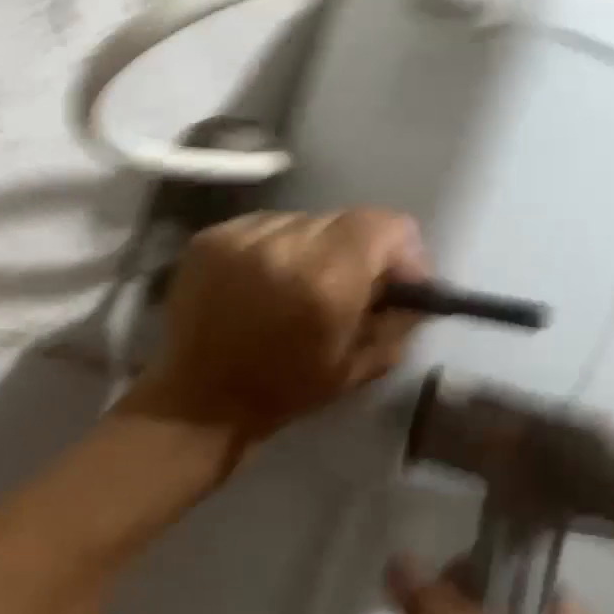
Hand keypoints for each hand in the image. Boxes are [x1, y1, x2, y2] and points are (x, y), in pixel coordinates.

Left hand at [128, 208, 429, 439]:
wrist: (199, 395)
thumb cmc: (284, 389)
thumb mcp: (361, 365)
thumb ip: (398, 318)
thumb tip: (415, 286)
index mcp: (324, 279)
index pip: (383, 223)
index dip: (402, 250)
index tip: (397, 281)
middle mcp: (280, 245)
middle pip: (341, 219)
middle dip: (356, 249)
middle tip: (348, 286)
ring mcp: (237, 236)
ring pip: (299, 218)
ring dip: (311, 245)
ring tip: (298, 283)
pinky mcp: (207, 237)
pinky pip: (259, 224)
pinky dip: (271, 245)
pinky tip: (263, 278)